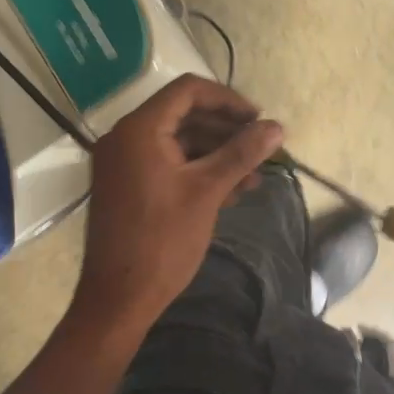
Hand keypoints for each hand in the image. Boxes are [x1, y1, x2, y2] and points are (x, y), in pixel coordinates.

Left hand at [75, 75, 283, 325]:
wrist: (116, 303)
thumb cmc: (161, 241)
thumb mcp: (207, 192)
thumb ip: (242, 153)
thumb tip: (277, 127)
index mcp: (139, 129)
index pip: (188, 90)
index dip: (227, 100)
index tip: (258, 119)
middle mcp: (126, 137)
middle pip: (185, 114)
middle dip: (227, 130)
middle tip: (261, 147)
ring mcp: (124, 162)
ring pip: (180, 141)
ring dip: (217, 153)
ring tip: (254, 176)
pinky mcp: (128, 185)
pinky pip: (169, 162)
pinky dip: (199, 169)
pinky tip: (231, 190)